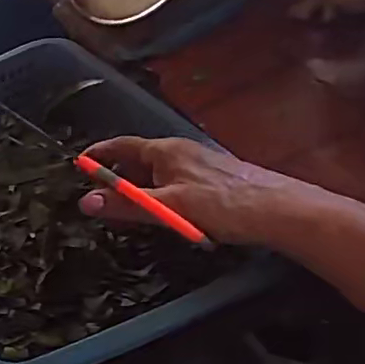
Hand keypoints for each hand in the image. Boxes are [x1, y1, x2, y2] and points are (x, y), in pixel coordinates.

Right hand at [76, 136, 326, 245]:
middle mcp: (180, 152)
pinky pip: (174, 184)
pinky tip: (165, 216)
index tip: (78, 166)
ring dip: (139, 191)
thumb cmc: (224, 205)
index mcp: (165, 151)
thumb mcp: (168, 208)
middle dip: (116, 179)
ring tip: (128, 213)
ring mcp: (199, 166)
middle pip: (137, 162)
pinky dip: (159, 197)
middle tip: (100, 200)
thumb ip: (126, 205)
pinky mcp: (213, 181)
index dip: (98, 155)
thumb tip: (85, 202)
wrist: (286, 213)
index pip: (120, 146)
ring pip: (157, 175)